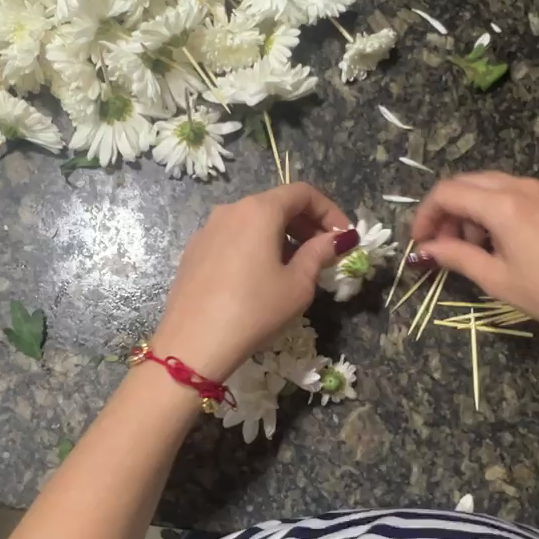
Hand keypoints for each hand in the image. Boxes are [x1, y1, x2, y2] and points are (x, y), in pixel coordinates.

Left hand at [151, 183, 350, 379]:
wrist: (193, 344)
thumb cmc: (254, 311)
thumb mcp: (298, 285)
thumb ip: (319, 254)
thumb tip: (336, 238)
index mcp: (259, 211)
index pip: (302, 193)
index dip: (329, 211)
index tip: (344, 236)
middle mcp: (230, 211)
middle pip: (276, 204)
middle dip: (306, 224)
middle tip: (325, 253)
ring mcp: (207, 230)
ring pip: (253, 222)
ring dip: (281, 237)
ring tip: (296, 268)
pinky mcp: (193, 252)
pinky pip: (233, 238)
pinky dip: (255, 247)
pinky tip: (261, 278)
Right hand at [410, 172, 538, 342]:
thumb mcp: (496, 279)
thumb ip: (456, 257)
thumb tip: (425, 250)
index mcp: (502, 205)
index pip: (447, 193)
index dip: (425, 215)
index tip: (419, 243)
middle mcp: (519, 187)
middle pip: (465, 184)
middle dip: (445, 212)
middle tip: (439, 247)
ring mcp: (538, 191)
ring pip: (486, 187)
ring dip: (467, 213)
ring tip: (468, 251)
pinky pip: (507, 194)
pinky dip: (489, 212)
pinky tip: (495, 245)